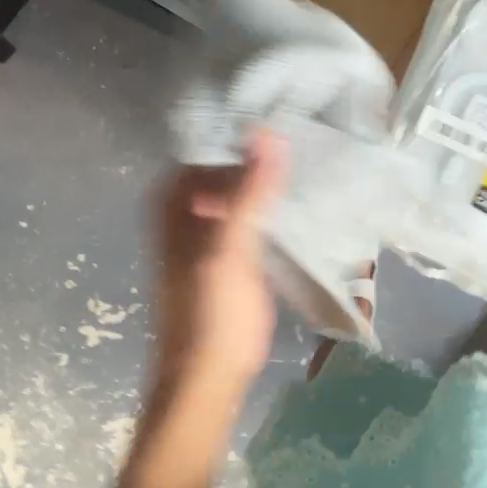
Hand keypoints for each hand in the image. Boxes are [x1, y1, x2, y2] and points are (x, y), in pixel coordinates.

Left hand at [152, 131, 285, 392]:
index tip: (285, 105)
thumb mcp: (228, 249)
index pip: (208, 141)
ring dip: (271, 174)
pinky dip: (274, 201)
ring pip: (243, 184)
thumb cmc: (210, 315)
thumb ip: (248, 191)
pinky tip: (306, 193)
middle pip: (227, 160)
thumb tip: (268, 131)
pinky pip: (254, 210)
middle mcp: (186, 206)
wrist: (206, 381)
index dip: (242, 124)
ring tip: (313, 151)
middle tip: (308, 126)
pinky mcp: (231, 250)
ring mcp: (209, 228)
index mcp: (173, 199)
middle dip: (262, 147)